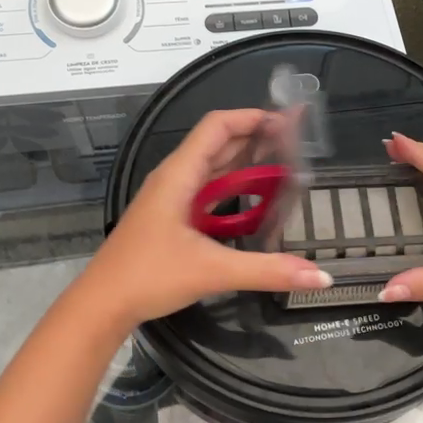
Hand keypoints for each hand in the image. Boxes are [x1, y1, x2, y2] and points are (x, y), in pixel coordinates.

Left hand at [72, 109, 330, 330]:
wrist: (101, 305)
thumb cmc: (149, 276)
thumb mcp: (213, 271)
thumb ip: (267, 271)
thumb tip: (321, 276)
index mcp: (179, 175)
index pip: (217, 126)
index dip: (252, 117)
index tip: (288, 121)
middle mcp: (174, 178)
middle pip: (218, 142)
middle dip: (256, 136)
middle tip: (297, 140)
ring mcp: (170, 198)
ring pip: (212, 167)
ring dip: (246, 160)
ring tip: (284, 162)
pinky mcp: (170, 218)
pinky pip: (207, 190)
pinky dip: (233, 187)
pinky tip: (255, 201)